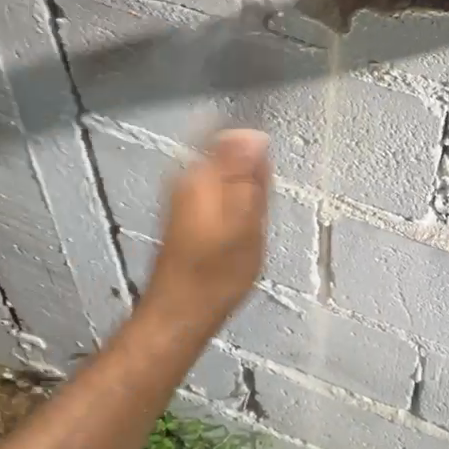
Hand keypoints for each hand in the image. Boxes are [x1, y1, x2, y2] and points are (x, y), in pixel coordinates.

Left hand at [139, 129, 271, 336]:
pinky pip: (217, 193)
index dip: (256, 144)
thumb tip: (255, 134)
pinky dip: (233, 205)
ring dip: (243, 189)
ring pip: (223, 175)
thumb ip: (250, 176)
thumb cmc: (216, 274)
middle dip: (251, 171)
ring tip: (253, 220)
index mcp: (201, 175)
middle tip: (262, 203)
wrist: (180, 314)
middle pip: (228, 153)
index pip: (231, 134)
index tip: (268, 167)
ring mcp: (182, 197)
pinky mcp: (184, 215)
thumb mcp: (246, 222)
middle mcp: (186, 179)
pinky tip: (240, 230)